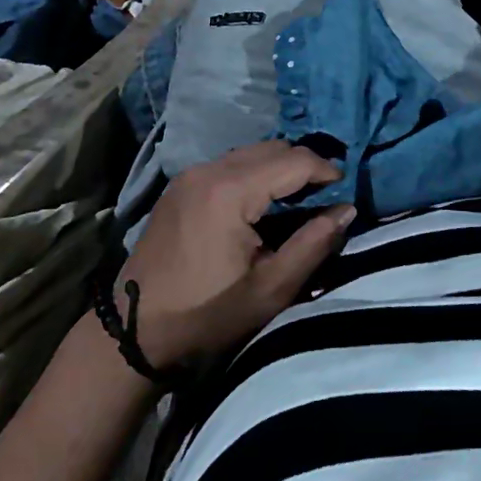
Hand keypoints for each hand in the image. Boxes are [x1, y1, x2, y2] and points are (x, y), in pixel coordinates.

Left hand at [116, 142, 353, 369]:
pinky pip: (229, 164)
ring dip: (279, 167)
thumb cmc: (207, 314)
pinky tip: (262, 202)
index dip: (327, 171)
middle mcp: (209, 170)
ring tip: (298, 198)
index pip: (294, 161)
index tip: (345, 190)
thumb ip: (314, 243)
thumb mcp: (271, 288)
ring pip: (251, 153)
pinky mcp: (180, 186)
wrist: (133, 331)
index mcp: (231, 191)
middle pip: (273, 148)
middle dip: (305, 165)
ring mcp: (190, 175)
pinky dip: (255, 173)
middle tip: (325, 195)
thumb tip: (347, 209)